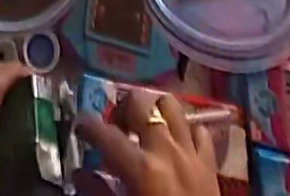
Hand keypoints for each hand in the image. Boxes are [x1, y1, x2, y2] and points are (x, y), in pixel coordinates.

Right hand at [76, 88, 220, 195]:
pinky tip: (176, 145)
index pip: (105, 134)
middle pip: (139, 102)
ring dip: (154, 111)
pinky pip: (198, 131)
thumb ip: (100, 194)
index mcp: (142, 168)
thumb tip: (80, 176)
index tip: (79, 128)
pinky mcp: (210, 165)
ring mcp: (191, 153)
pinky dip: (185, 131)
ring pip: (170, 106)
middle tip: (115, 128)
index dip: (87, 126)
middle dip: (122, 109)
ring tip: (145, 129)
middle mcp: (165, 150)